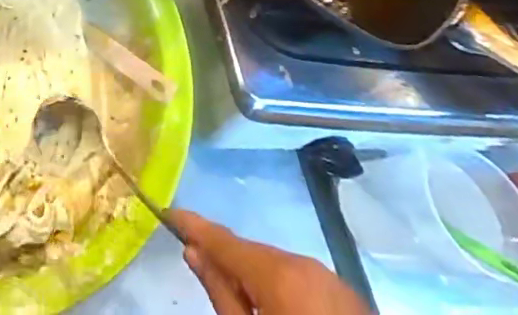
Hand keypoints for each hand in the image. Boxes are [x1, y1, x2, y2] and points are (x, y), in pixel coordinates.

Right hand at [173, 210, 371, 314]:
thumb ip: (222, 295)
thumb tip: (196, 254)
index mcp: (278, 273)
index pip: (226, 240)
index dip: (196, 226)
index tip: (171, 214)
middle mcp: (303, 264)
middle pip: (252, 254)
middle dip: (227, 262)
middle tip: (202, 272)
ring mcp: (330, 278)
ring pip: (277, 268)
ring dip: (254, 280)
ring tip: (240, 306)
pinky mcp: (346, 297)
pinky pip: (301, 283)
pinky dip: (280, 292)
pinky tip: (274, 314)